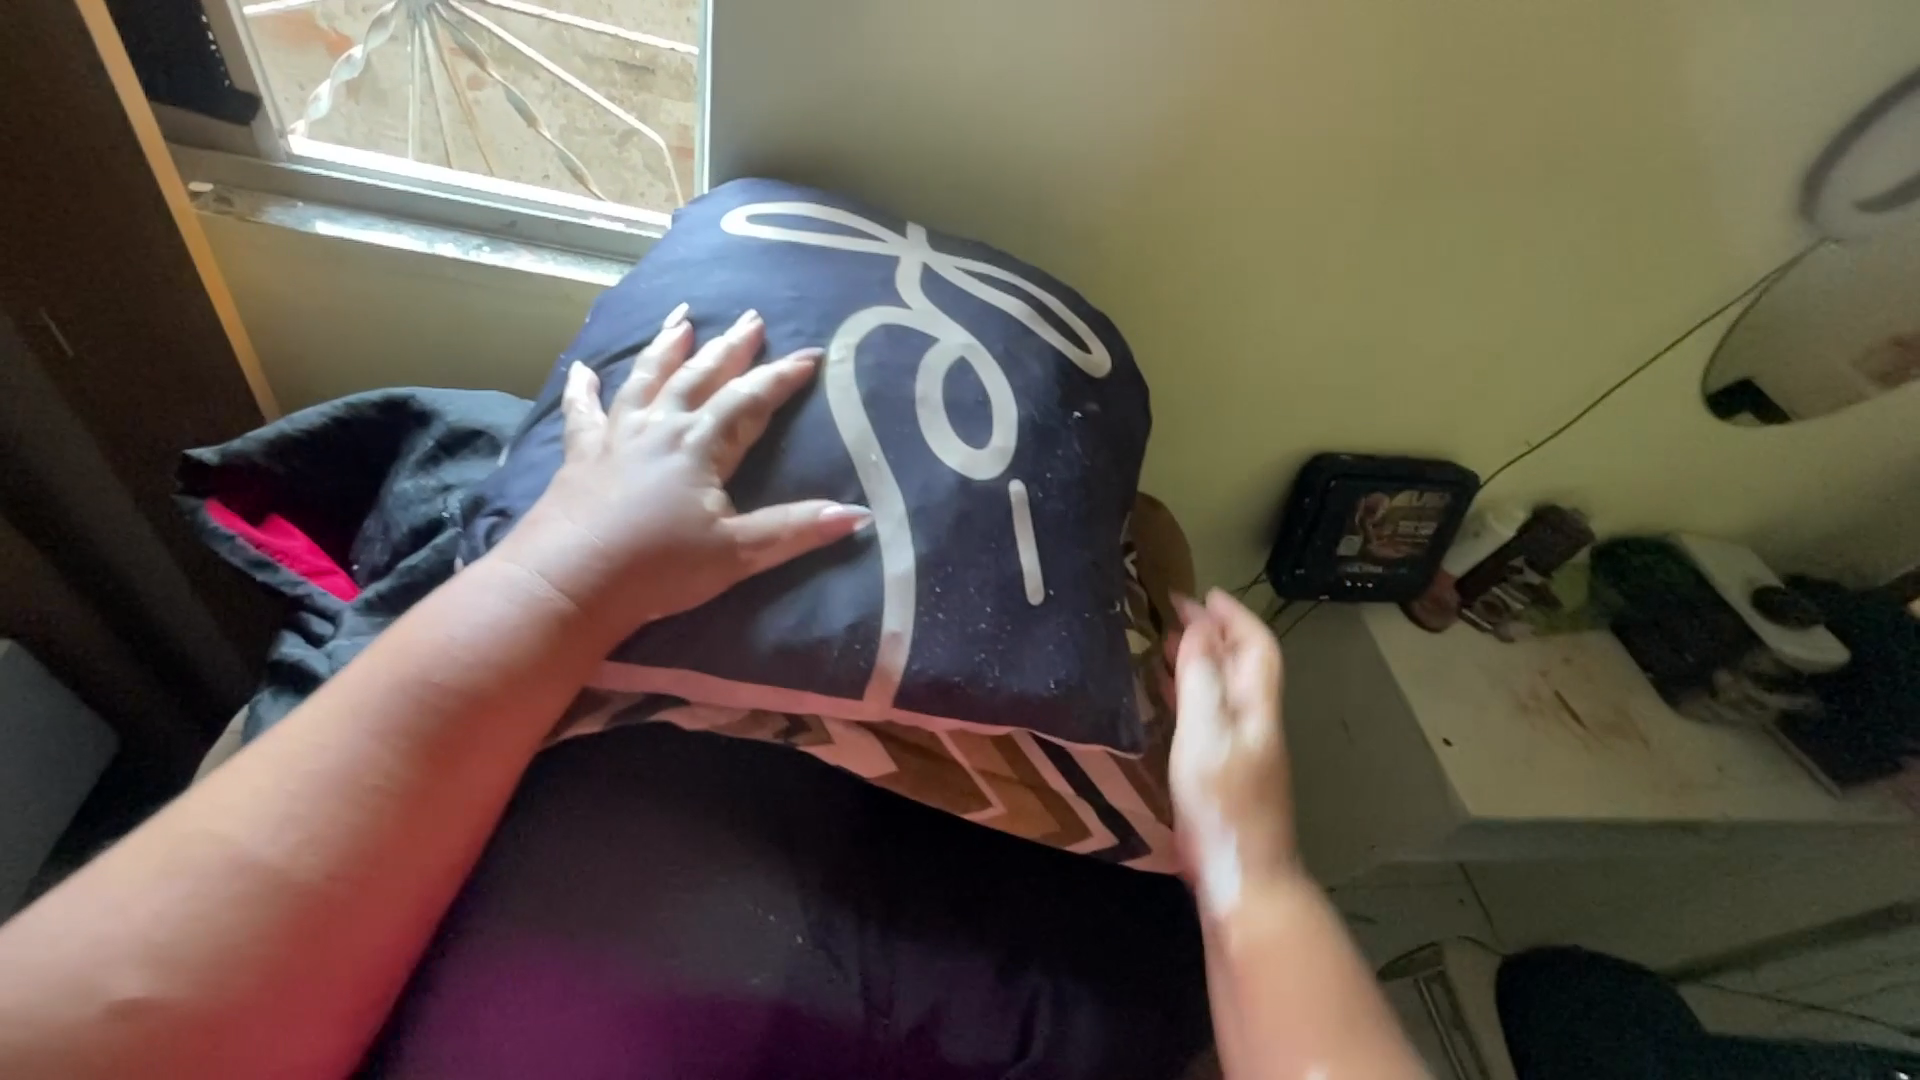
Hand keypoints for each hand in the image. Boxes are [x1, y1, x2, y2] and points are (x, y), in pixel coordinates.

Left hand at [491, 304, 870, 642]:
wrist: (567, 584)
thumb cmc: (658, 569)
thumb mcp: (739, 553)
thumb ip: (796, 529)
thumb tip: (859, 515)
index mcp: (700, 445)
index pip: (750, 400)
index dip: (782, 377)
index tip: (811, 354)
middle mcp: (660, 428)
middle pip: (701, 377)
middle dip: (730, 348)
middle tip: (750, 318)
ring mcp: (616, 437)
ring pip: (647, 380)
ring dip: (667, 349)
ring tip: (682, 320)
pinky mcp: (581, 456)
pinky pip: (584, 413)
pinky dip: (584, 389)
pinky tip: (584, 370)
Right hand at [1166, 589, 1298, 917]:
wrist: (1242, 874)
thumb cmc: (1222, 801)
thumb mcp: (1205, 733)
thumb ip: (1200, 679)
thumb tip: (1199, 630)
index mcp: (1257, 706)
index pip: (1256, 646)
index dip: (1234, 616)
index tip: (1202, 594)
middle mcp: (1253, 720)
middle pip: (1240, 664)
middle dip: (1212, 633)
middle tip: (1173, 613)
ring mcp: (1239, 746)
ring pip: (1221, 688)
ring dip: (1198, 660)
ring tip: (1163, 642)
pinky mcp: (1222, 768)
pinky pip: (1206, 714)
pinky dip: (1186, 693)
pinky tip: (1163, 693)